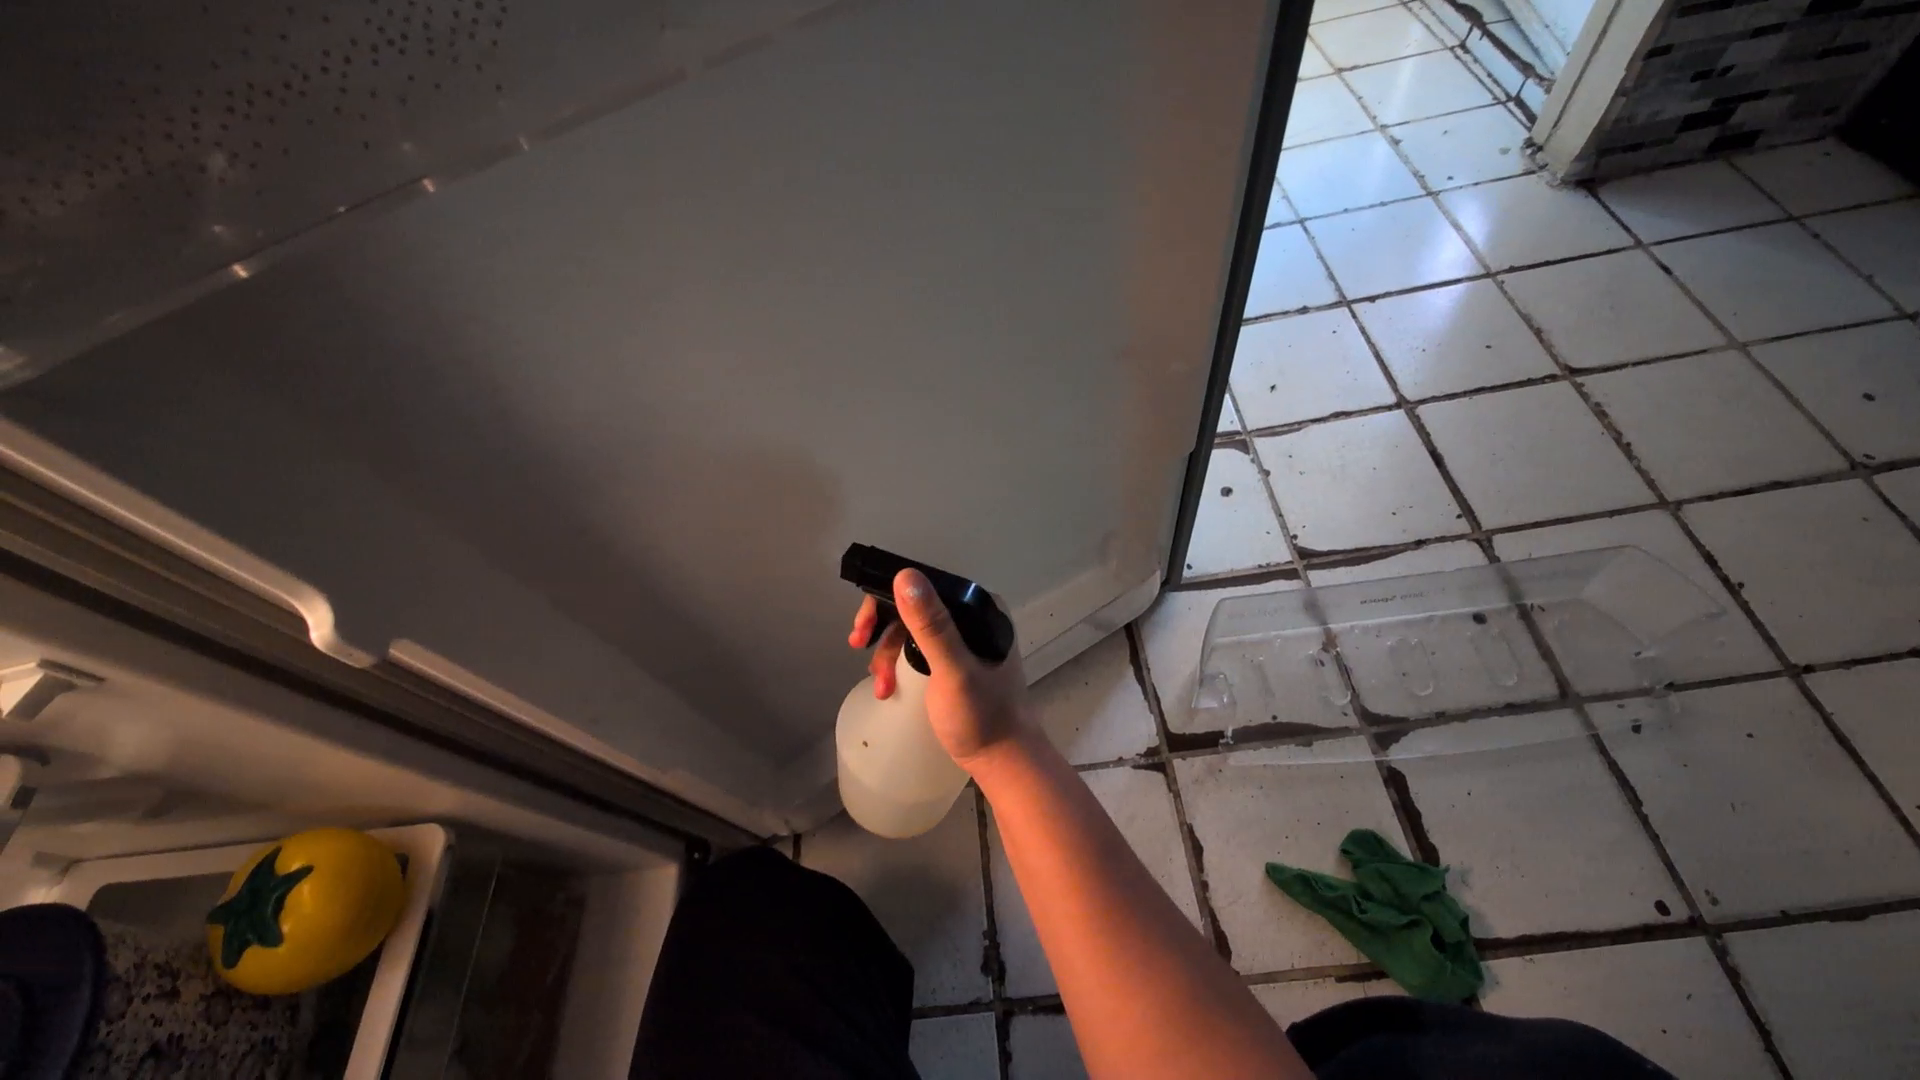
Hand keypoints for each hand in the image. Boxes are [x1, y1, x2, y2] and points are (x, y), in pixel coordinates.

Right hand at [847, 568, 1034, 773]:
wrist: (1002, 761)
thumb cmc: (982, 716)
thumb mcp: (953, 670)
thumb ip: (932, 626)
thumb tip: (904, 575)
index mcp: (981, 609)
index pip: (926, 586)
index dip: (888, 599)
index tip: (865, 627)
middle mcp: (973, 617)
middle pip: (914, 606)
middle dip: (884, 629)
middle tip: (858, 646)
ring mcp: (964, 640)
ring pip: (911, 630)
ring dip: (887, 652)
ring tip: (881, 684)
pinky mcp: (955, 662)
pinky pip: (917, 649)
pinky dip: (898, 663)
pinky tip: (887, 685)